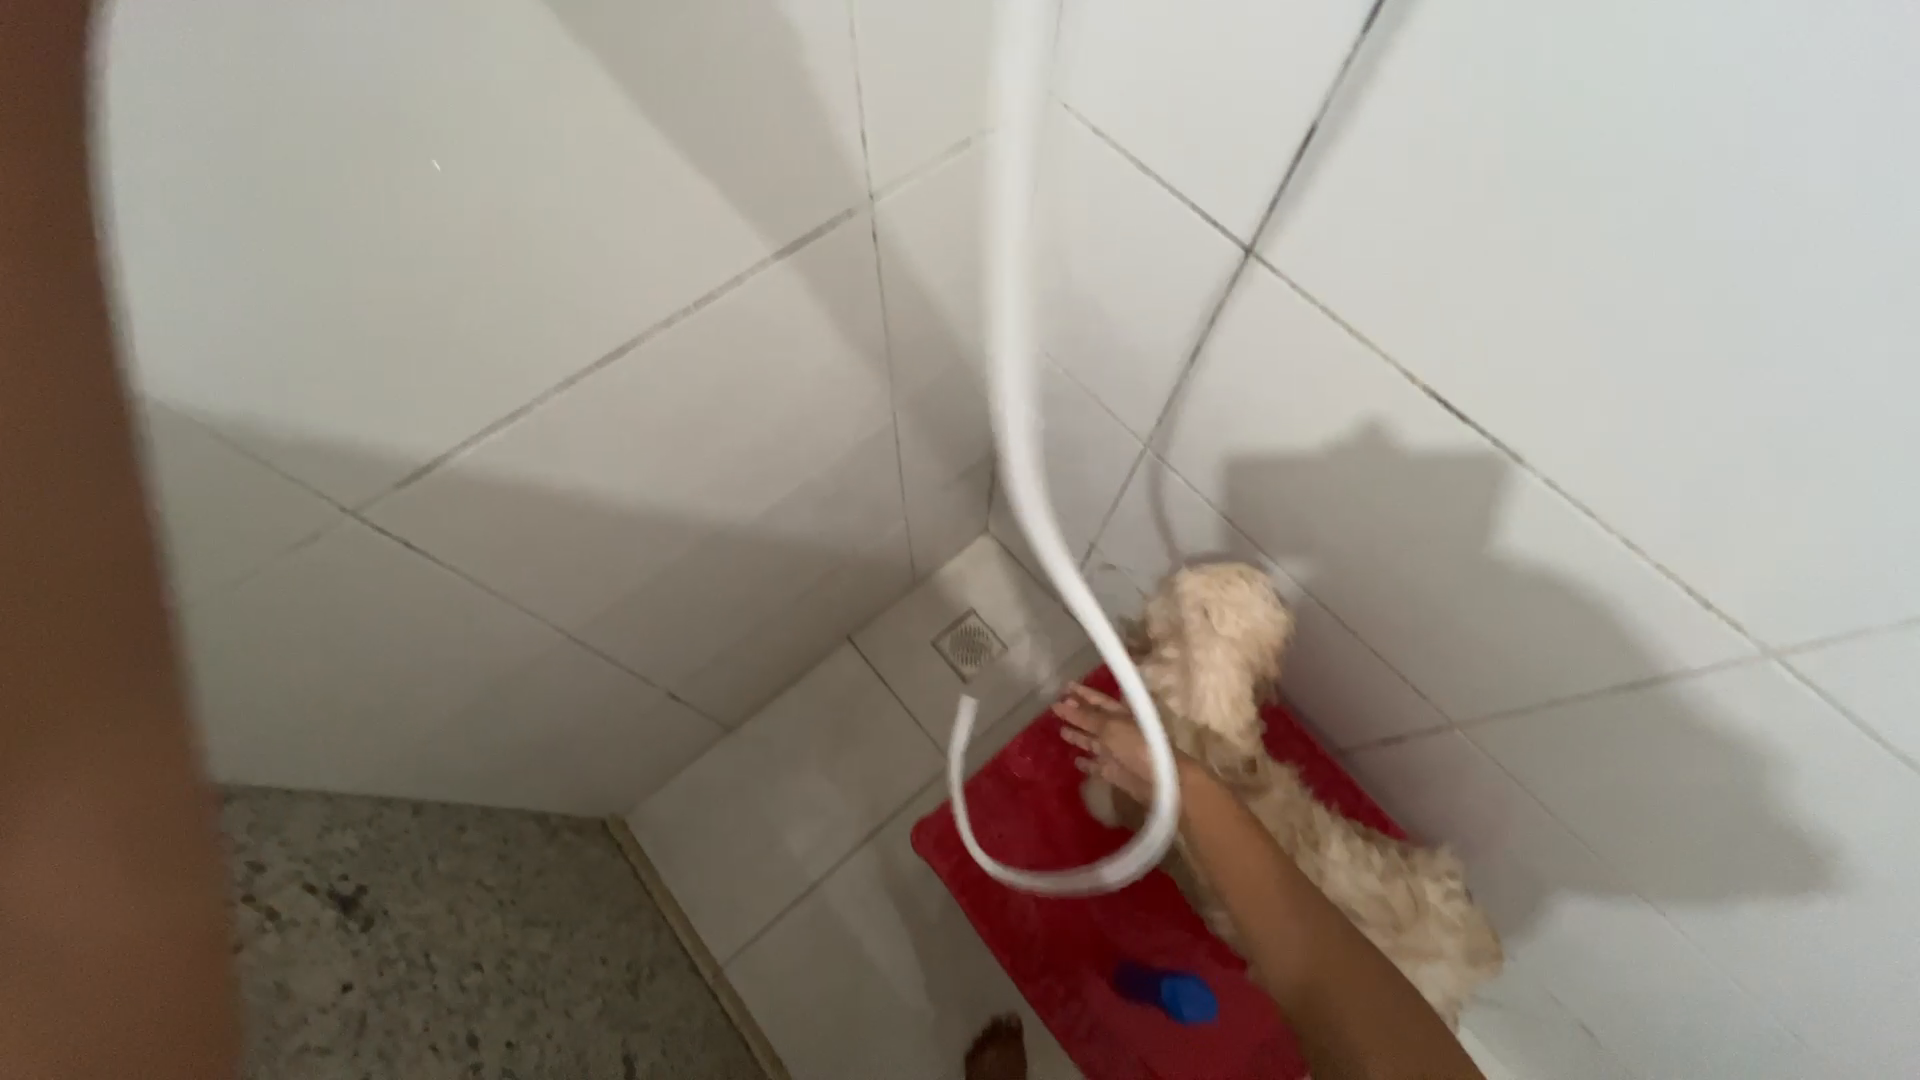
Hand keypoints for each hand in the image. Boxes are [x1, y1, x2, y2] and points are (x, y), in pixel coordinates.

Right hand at [1056, 683, 1185, 802]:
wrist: (1161, 779)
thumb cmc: (1137, 745)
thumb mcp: (1110, 726)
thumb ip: (1085, 716)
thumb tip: (1061, 703)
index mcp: (1120, 714)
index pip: (1098, 700)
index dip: (1083, 693)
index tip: (1065, 687)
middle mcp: (1117, 730)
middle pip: (1093, 720)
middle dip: (1077, 714)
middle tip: (1056, 707)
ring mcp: (1115, 751)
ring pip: (1092, 741)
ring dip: (1078, 736)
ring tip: (1060, 731)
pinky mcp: (1113, 772)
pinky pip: (1095, 765)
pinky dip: (1086, 763)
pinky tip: (1075, 760)